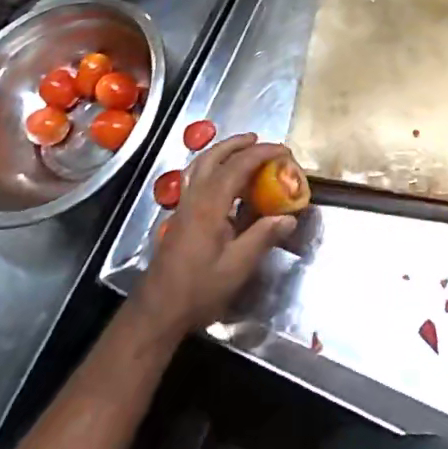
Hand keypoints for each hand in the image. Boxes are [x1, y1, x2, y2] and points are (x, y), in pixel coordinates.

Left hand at [132, 133, 295, 337]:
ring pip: (201, 164)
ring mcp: (184, 204)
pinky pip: (196, 178)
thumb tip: (289, 217)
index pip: (238, 166)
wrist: (159, 308)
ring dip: (222, 152)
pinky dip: (212, 167)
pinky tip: (222, 181)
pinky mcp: (181, 215)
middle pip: (214, 156)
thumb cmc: (199, 288)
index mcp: (210, 203)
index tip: (284, 150)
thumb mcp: (237, 266)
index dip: (262, 153)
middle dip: (237, 144)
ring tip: (242, 152)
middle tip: (259, 140)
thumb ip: (263, 237)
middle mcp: (195, 196)